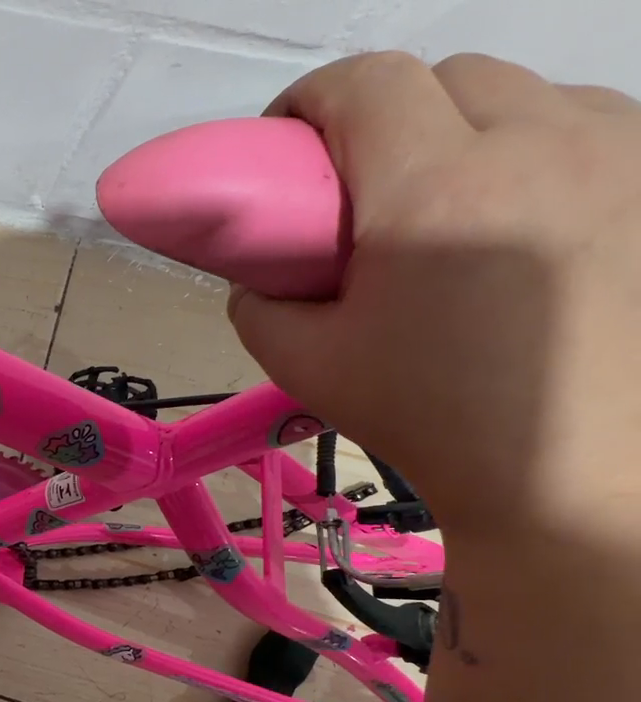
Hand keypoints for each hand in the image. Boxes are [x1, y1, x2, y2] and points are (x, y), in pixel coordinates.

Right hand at [228, 53, 640, 546]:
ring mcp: (623, 155)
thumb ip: (259, 298)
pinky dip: (535, 146)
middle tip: (355, 182)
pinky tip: (519, 213)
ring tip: (444, 202)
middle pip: (446, 74)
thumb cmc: (425, 412)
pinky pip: (588, 124)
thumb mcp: (300, 360)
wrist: (574, 465)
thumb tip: (264, 268)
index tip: (283, 141)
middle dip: (384, 111)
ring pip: (525, 92)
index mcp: (432, 192)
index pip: (364, 83)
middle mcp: (540, 147)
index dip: (308, 98)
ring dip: (465, 125)